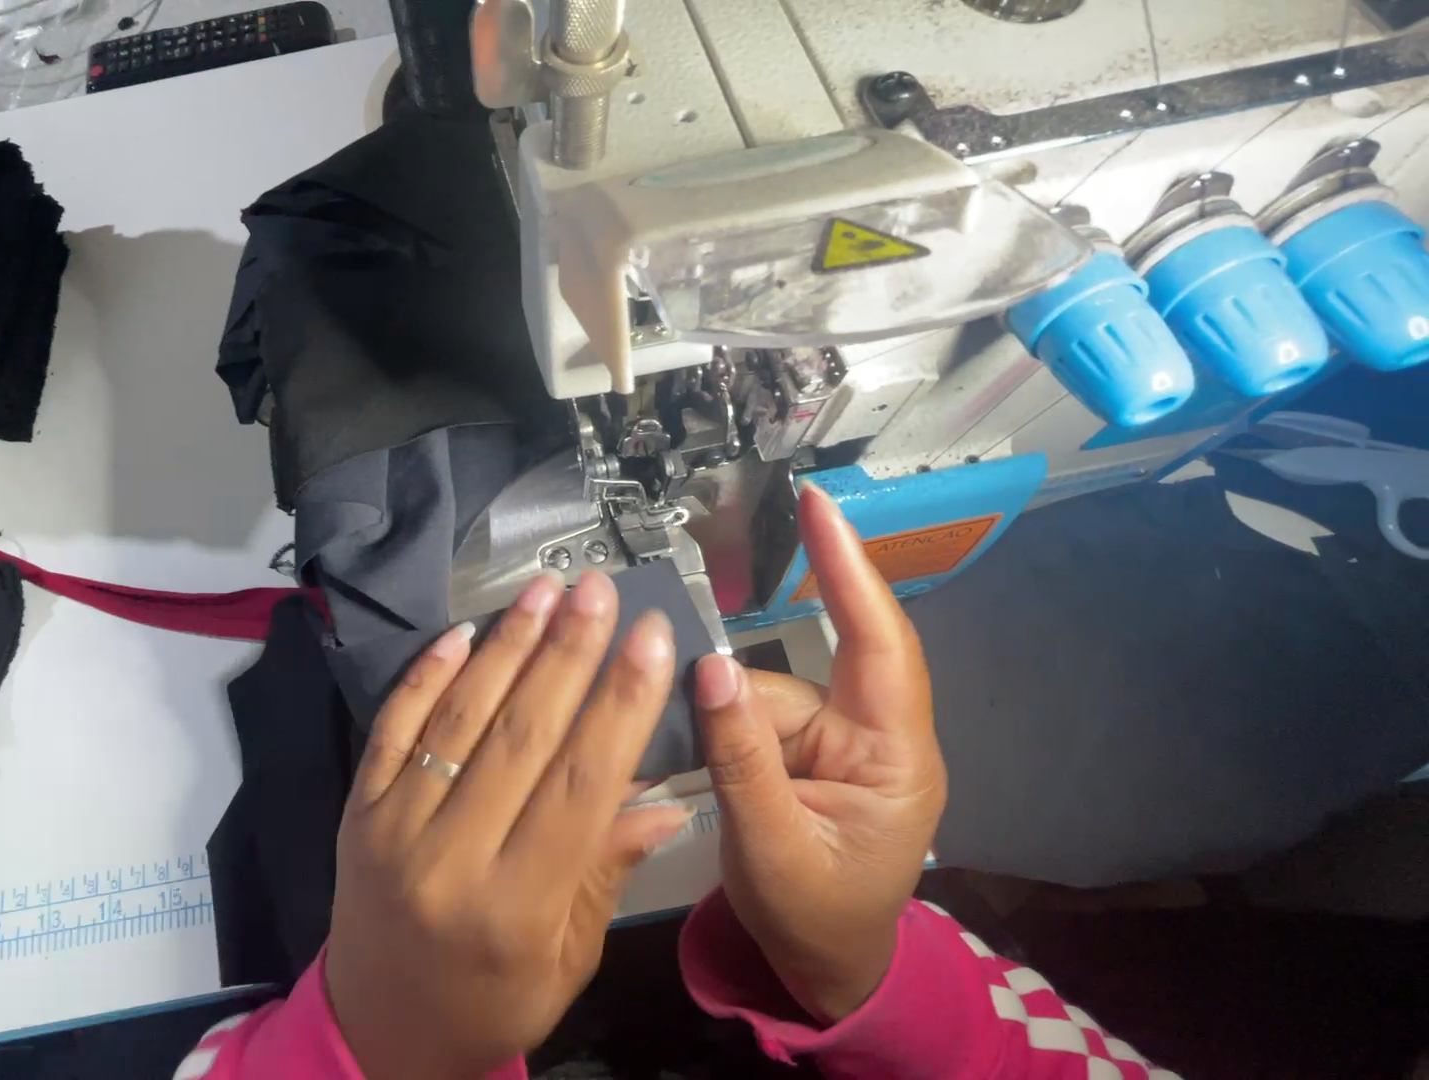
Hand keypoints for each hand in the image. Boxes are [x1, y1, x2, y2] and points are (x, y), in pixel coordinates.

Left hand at [325, 571, 697, 1078]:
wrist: (377, 1031)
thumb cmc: (489, 1002)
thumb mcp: (565, 960)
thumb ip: (606, 872)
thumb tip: (664, 799)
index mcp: (518, 905)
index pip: (581, 782)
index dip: (620, 703)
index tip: (649, 637)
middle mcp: (451, 856)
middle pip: (520, 734)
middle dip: (567, 652)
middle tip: (598, 588)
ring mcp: (393, 824)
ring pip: (459, 718)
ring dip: (506, 645)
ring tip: (544, 589)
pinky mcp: (358, 806)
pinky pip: (394, 727)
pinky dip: (427, 674)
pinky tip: (463, 630)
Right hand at [694, 482, 945, 1022]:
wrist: (823, 967)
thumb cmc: (819, 920)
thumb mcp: (773, 847)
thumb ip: (740, 758)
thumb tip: (707, 666)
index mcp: (893, 757)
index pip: (879, 644)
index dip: (849, 570)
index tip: (818, 505)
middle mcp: (867, 733)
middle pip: (785, 680)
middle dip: (732, 712)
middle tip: (685, 750)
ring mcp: (830, 740)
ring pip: (753, 699)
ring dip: (714, 733)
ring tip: (685, 778)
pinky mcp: (799, 748)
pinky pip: (746, 718)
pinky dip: (713, 737)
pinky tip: (689, 764)